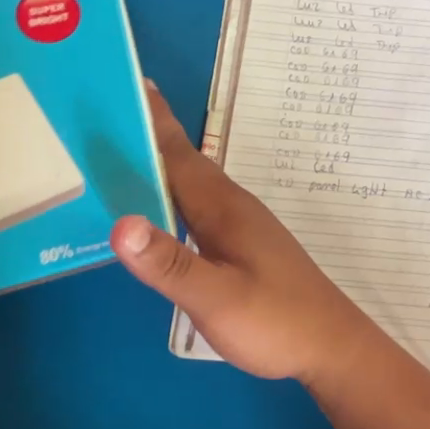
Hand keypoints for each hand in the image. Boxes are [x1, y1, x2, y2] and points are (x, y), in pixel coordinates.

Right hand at [112, 85, 386, 383]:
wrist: (328, 345)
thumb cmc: (275, 320)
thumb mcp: (217, 298)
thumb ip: (170, 264)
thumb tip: (120, 221)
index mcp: (224, 208)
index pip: (179, 155)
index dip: (152, 121)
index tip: (126, 83)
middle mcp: (231, 206)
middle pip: (182, 163)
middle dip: (145, 136)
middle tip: (101, 113)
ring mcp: (238, 225)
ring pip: (189, 185)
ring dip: (156, 166)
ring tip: (114, 154)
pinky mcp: (239, 246)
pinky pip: (195, 208)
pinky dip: (169, 198)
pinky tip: (151, 212)